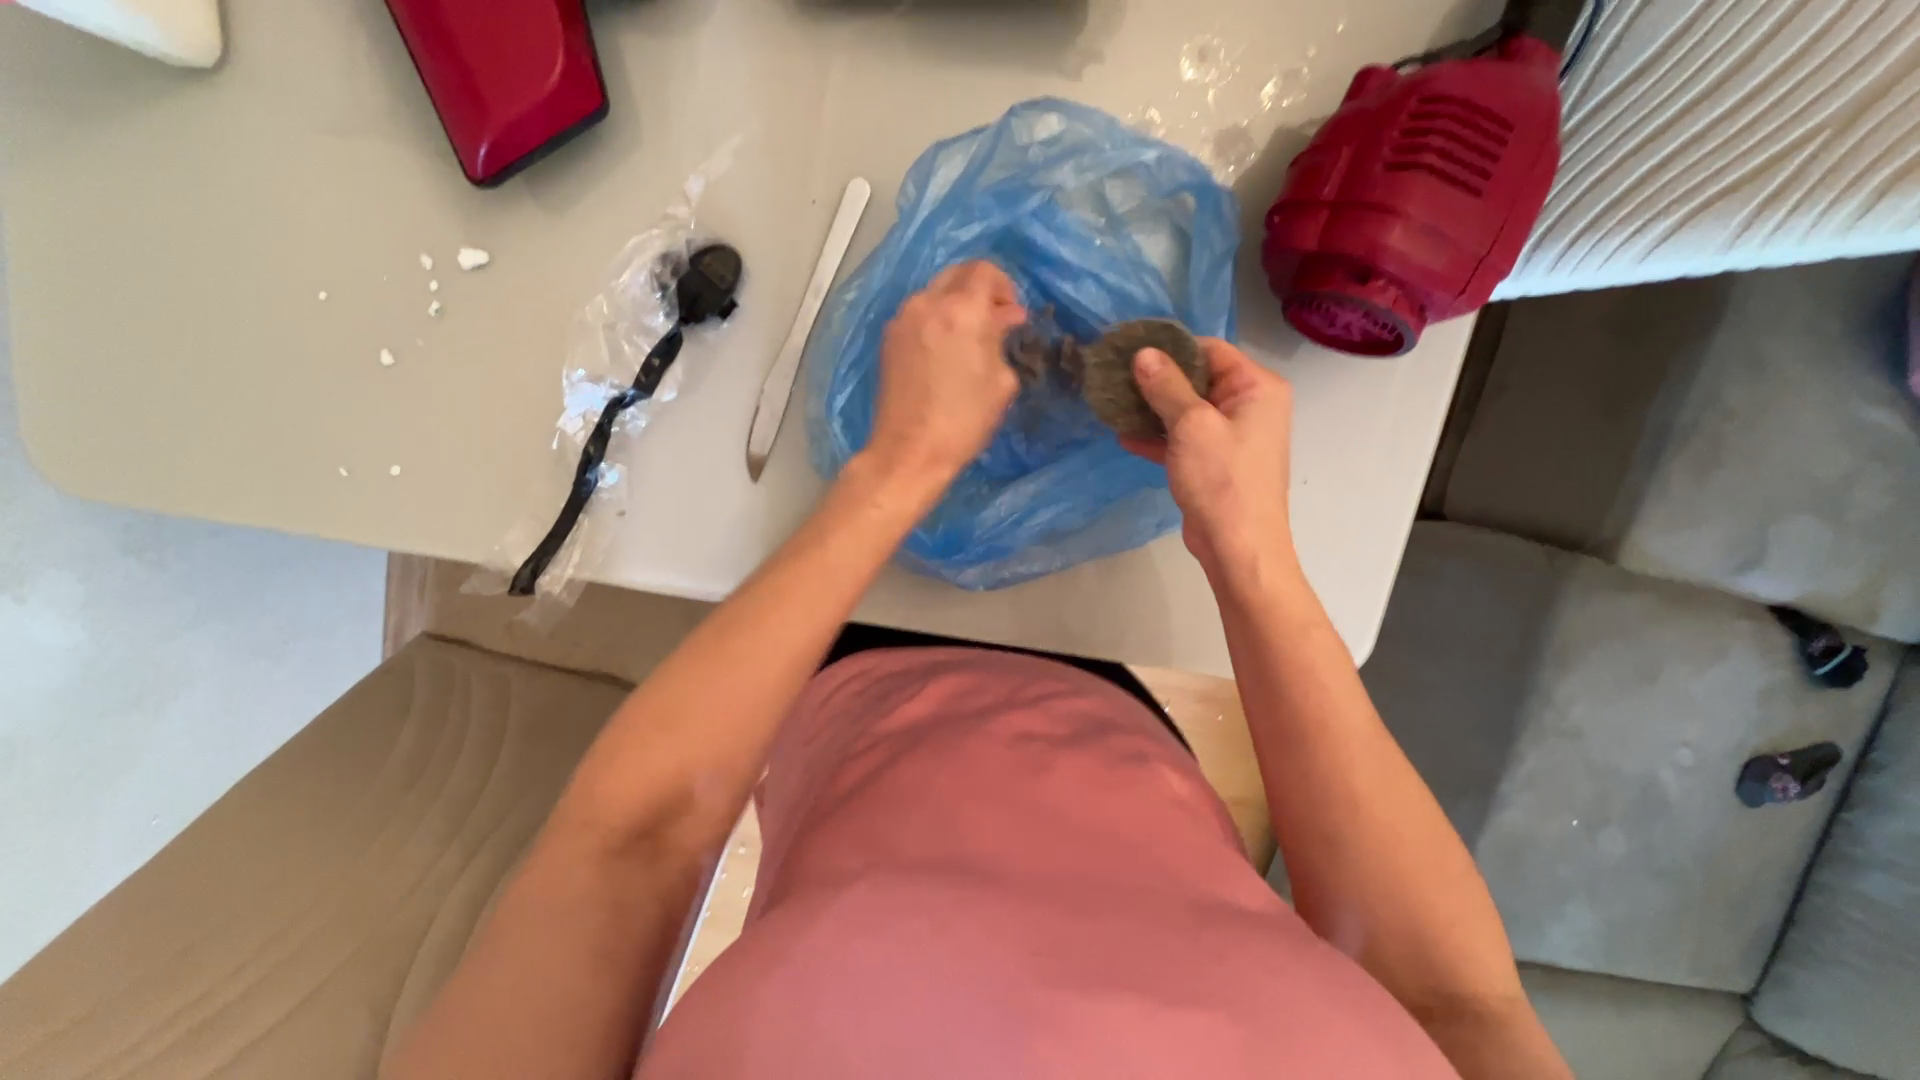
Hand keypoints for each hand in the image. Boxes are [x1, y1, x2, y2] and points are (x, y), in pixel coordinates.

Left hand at [864, 260, 1025, 485]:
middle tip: (993, 321)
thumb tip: (1006, 318)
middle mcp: (928, 303)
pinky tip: (944, 352)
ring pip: (935, 293)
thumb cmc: (965, 420)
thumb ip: (1003, 339)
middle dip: (979, 290)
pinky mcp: (889, 338)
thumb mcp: (1001, 381)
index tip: (1011, 314)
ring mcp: (903, 319)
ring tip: (968, 339)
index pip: (985, 270)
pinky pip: (918, 314)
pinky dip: (935, 320)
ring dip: (955, 305)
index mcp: (963, 309)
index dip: (1004, 286)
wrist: (910, 450)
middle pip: (957, 274)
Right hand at [1120, 338, 1294, 580]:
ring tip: (1113, 403)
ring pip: (1186, 410)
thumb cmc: (1222, 479)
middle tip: (1115, 375)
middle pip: (1197, 379)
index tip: (1131, 349)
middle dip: (1156, 379)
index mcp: (1257, 388)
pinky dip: (1157, 437)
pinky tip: (1124, 435)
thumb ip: (1166, 386)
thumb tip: (1143, 354)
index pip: (1211, 350)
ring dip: (1152, 409)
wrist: (1238, 547)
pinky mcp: (1213, 463)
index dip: (1171, 348)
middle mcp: (1249, 406)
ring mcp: (1231, 437)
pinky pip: (1183, 439)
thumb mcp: (1191, 425)